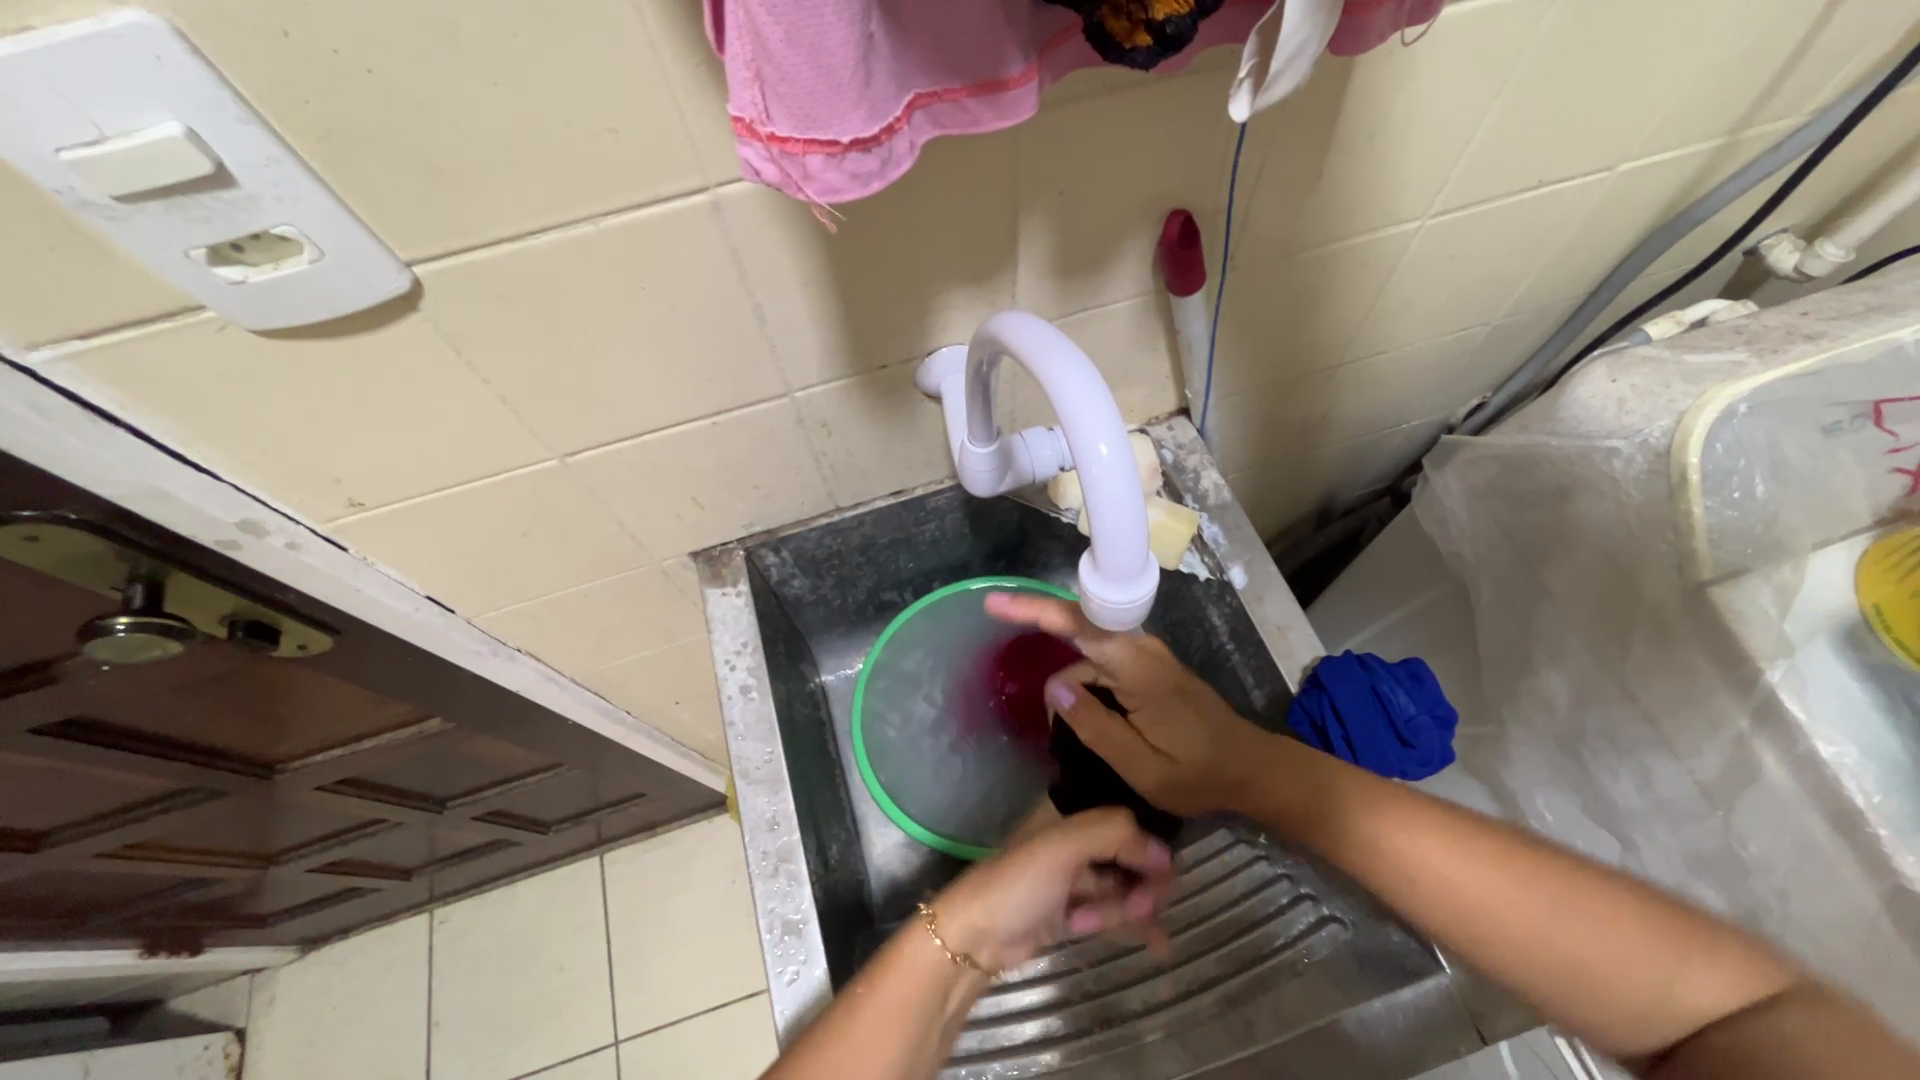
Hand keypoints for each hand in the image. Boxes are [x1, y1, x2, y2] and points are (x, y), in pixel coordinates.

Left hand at [931, 807, 1174, 972]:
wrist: (974, 937)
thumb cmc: (1017, 883)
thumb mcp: (1062, 847)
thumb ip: (1114, 835)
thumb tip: (1165, 853)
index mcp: (1071, 816)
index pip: (1129, 822)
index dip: (1151, 848)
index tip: (1161, 876)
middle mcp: (1077, 842)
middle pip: (1134, 857)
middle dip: (1140, 886)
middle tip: (1136, 910)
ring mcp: (1077, 878)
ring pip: (1126, 889)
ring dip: (1124, 910)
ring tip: (1088, 926)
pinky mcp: (1075, 911)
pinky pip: (1116, 912)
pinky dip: (1134, 925)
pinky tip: (1157, 946)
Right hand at [985, 591, 1275, 816]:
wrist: (1250, 768)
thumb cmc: (1198, 774)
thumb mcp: (1142, 766)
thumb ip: (1095, 726)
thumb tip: (1051, 687)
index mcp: (1138, 669)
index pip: (1078, 626)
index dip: (1033, 610)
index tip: (995, 603)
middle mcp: (1141, 649)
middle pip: (1076, 630)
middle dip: (1039, 636)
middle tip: (1014, 668)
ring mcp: (1147, 655)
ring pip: (1087, 651)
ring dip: (1066, 677)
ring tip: (1060, 725)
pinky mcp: (1148, 666)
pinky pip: (1102, 661)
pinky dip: (1082, 679)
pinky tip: (1080, 712)